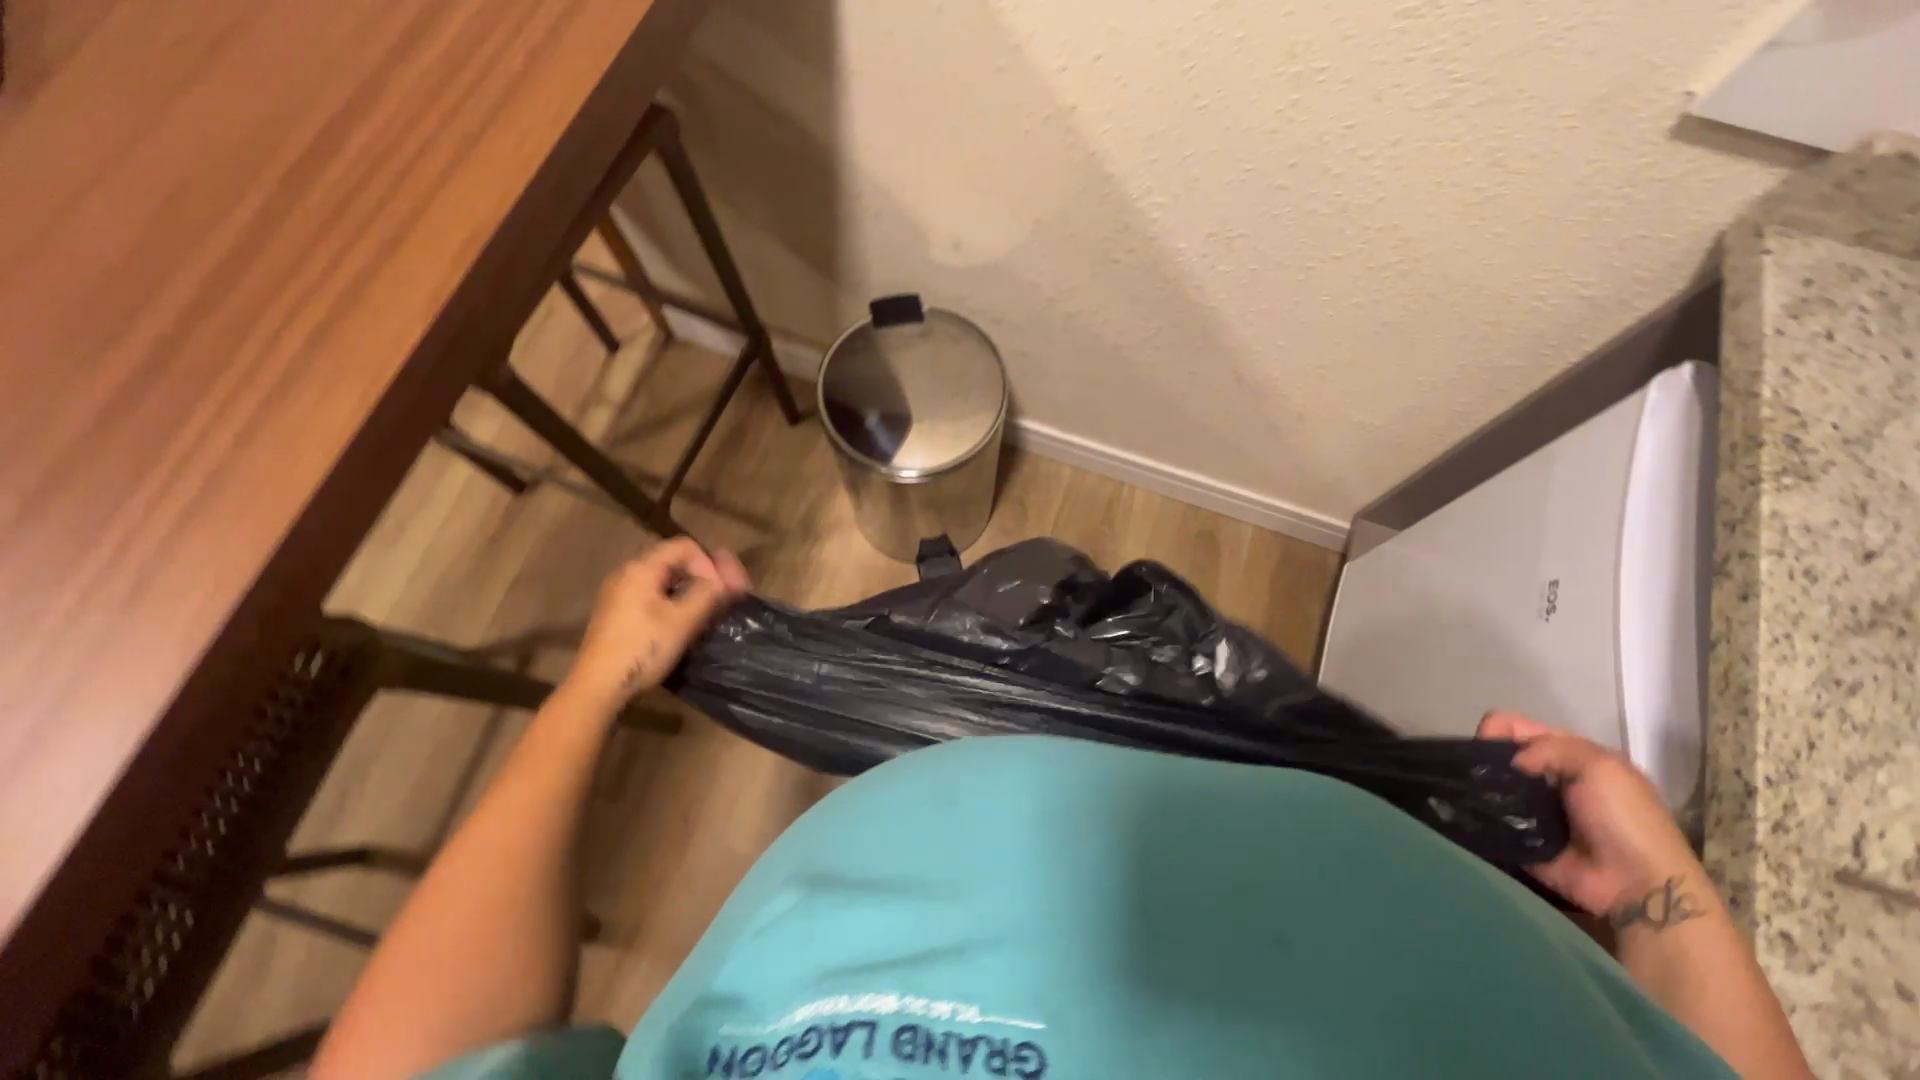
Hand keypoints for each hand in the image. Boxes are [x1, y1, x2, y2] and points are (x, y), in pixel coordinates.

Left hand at [564, 537, 749, 708]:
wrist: (598, 686)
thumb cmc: (642, 649)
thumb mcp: (682, 621)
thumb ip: (709, 594)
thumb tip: (730, 579)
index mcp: (641, 568)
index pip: (685, 546)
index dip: (710, 563)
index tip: (723, 589)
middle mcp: (627, 573)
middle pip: (674, 561)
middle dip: (704, 575)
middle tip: (726, 596)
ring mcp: (619, 594)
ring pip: (664, 580)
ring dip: (691, 590)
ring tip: (709, 610)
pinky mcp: (618, 614)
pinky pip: (653, 596)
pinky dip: (674, 602)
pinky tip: (684, 622)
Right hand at [1477, 712, 1704, 920]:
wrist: (1636, 884)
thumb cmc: (1624, 818)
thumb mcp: (1601, 766)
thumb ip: (1549, 748)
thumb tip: (1510, 762)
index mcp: (1570, 755)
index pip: (1519, 728)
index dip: (1497, 730)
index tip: (1483, 746)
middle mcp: (1548, 778)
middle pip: (1501, 756)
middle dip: (1483, 759)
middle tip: (1474, 773)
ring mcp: (1533, 811)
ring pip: (1492, 788)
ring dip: (1480, 789)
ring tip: (1467, 795)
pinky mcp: (1521, 839)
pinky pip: (1491, 821)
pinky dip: (1481, 817)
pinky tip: (1470, 816)